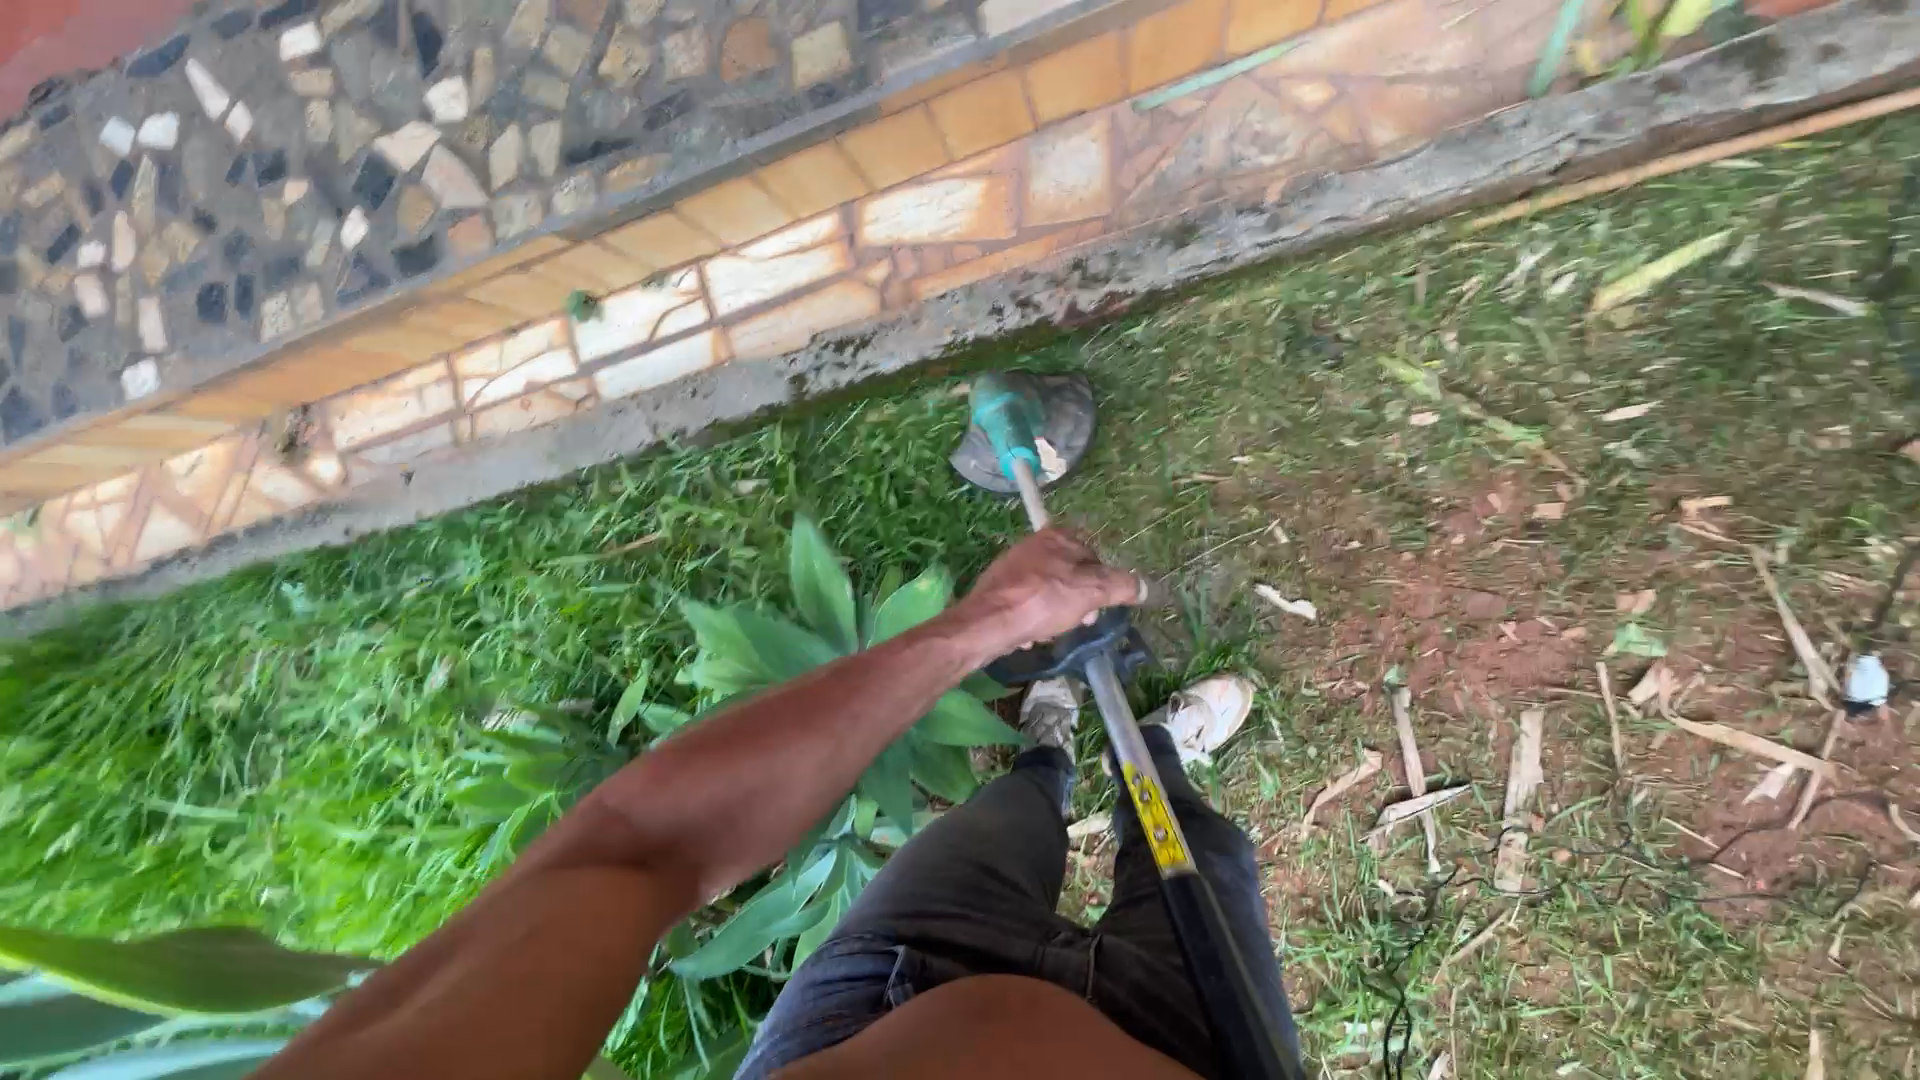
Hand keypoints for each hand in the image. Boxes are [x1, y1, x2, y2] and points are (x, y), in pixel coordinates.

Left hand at [953, 528, 1144, 655]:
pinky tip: (1030, 635)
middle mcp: (1033, 545)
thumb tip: (1145, 587)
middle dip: (1077, 603)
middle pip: (1070, 576)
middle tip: (1077, 624)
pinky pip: (1026, 604)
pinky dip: (1032, 619)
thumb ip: (1121, 586)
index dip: (1100, 586)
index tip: (1096, 609)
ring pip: (1049, 592)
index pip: (1094, 558)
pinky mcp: (998, 589)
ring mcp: (1013, 566)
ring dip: (1055, 615)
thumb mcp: (1092, 592)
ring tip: (1049, 632)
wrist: (988, 622)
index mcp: (1057, 536)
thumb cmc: (1043, 601)